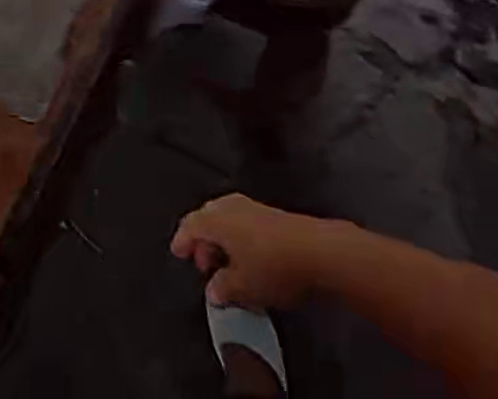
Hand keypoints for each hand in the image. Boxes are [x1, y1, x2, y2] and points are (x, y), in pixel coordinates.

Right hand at [171, 194, 347, 309]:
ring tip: (229, 267)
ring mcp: (252, 207)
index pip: (188, 226)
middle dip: (203, 243)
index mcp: (213, 218)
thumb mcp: (242, 287)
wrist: (318, 253)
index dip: (181, 242)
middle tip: (206, 266)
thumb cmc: (273, 264)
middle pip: (207, 221)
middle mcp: (229, 206)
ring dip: (224, 242)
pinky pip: (246, 225)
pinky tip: (251, 260)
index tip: (179, 252)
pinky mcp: (273, 215)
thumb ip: (222, 289)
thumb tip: (215, 291)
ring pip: (227, 222)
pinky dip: (242, 240)